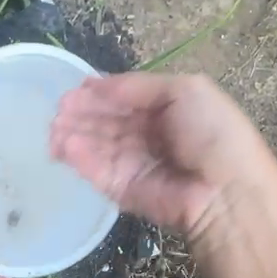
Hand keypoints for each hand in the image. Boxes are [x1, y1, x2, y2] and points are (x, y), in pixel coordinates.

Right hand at [50, 73, 276, 239]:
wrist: (223, 190)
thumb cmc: (212, 133)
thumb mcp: (184, 91)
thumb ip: (138, 87)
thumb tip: (97, 86)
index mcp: (166, 108)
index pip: (124, 98)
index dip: (99, 93)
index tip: (74, 89)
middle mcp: (146, 135)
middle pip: (106, 122)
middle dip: (80, 114)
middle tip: (57, 110)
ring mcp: (132, 164)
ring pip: (96, 146)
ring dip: (73, 134)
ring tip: (53, 128)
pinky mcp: (121, 190)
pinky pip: (96, 171)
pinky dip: (80, 158)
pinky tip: (64, 146)